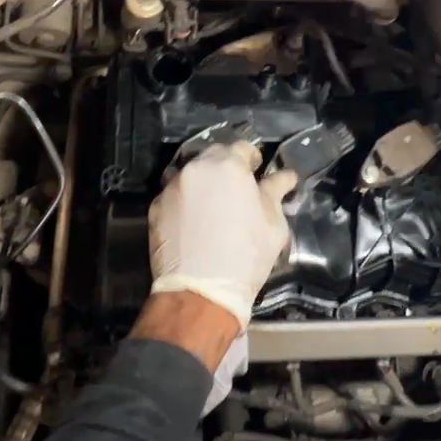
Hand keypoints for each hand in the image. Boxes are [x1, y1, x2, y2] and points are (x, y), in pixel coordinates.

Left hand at [146, 140, 295, 328]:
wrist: (201, 292)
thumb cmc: (245, 256)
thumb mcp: (273, 224)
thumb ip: (276, 192)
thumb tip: (285, 175)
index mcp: (228, 166)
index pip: (242, 148)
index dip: (252, 159)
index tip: (256, 173)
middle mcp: (196, 168)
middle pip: (214, 156)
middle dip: (226, 167)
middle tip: (237, 190)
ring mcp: (172, 187)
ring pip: (192, 174)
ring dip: (204, 182)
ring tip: (213, 205)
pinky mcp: (155, 207)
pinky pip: (175, 195)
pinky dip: (185, 200)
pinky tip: (193, 220)